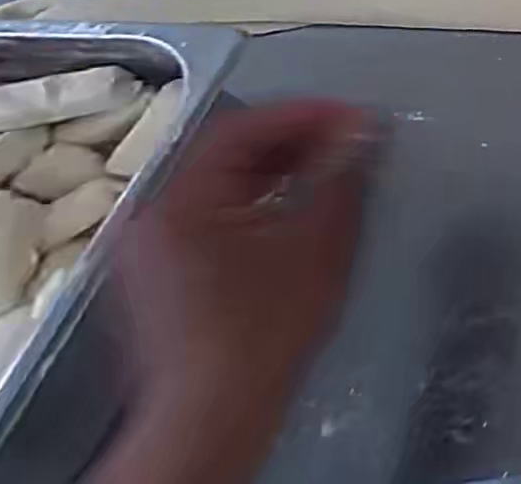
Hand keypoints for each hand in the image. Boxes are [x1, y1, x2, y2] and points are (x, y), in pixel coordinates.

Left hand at [106, 100, 370, 475]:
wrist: (219, 407)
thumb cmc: (272, 318)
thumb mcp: (321, 235)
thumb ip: (343, 171)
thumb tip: (366, 125)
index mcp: (180, 202)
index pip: (242, 129)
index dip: (306, 113)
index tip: (360, 115)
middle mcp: (154, 214)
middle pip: (230, 150)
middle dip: (299, 135)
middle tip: (355, 135)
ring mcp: (157, 243)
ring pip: (226, 177)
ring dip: (285, 161)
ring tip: (339, 161)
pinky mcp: (170, 265)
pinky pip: (220, 205)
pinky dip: (266, 190)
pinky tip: (306, 196)